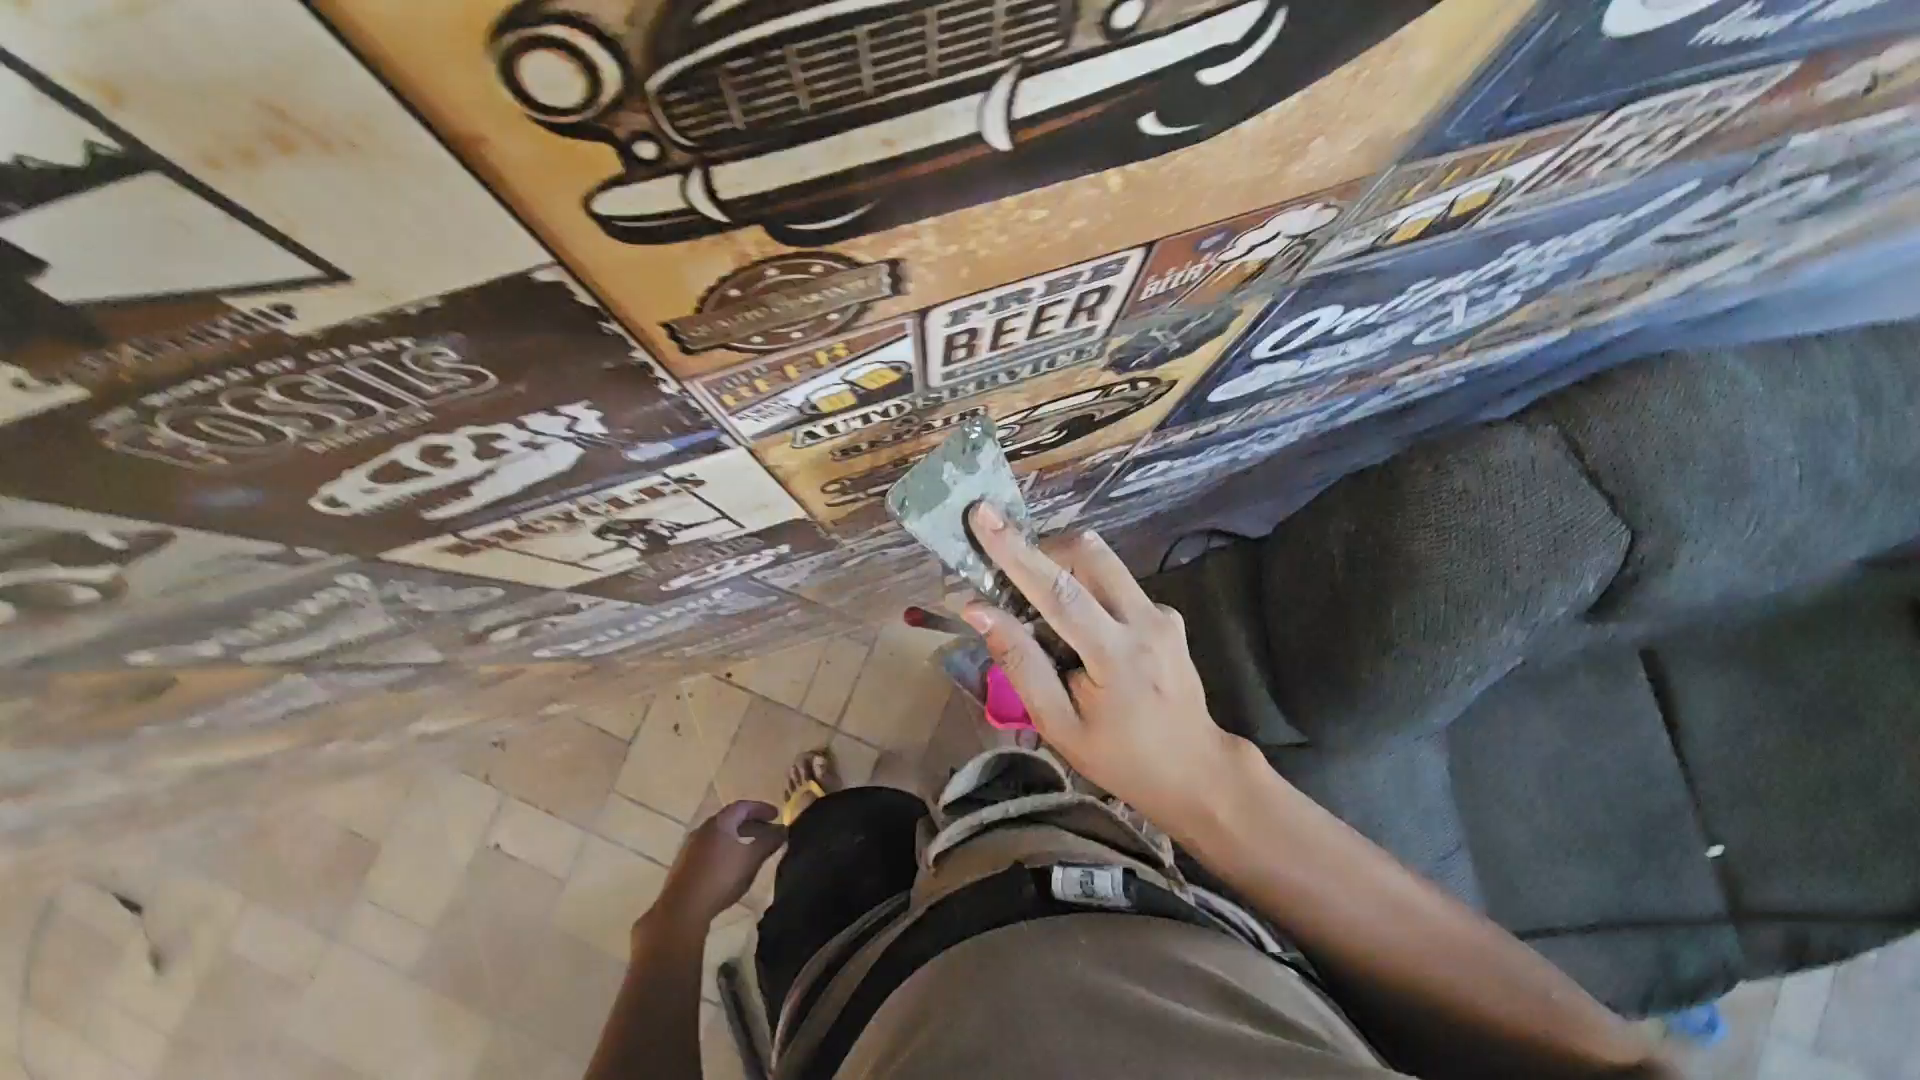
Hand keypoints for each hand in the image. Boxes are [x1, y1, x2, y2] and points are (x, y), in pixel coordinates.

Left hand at [650, 800, 784, 928]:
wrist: (683, 908)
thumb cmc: (721, 877)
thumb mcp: (752, 859)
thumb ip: (769, 841)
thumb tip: (784, 829)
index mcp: (720, 822)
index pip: (743, 806)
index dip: (761, 808)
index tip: (777, 815)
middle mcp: (703, 829)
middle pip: (730, 819)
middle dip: (752, 823)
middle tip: (768, 832)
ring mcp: (690, 847)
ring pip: (720, 835)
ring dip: (738, 837)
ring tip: (753, 849)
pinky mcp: (685, 864)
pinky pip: (710, 848)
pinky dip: (726, 849)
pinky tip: (732, 866)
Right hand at [962, 503, 1250, 835]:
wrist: (1195, 769)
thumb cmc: (1120, 758)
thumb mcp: (1058, 724)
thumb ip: (1020, 664)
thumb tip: (977, 610)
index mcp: (1116, 656)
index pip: (1059, 591)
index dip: (1016, 551)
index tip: (983, 514)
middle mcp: (1146, 621)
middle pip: (1088, 553)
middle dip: (1043, 551)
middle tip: (1013, 580)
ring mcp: (1163, 613)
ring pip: (1104, 561)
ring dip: (1064, 569)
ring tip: (1042, 611)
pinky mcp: (1169, 614)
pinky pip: (1117, 584)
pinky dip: (1087, 591)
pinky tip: (1081, 635)